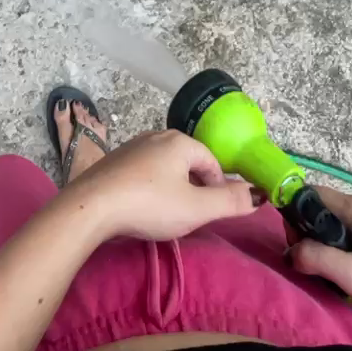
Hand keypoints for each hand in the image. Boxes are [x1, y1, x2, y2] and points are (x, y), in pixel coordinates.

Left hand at [60, 130, 263, 241]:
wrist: (93, 204)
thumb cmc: (150, 204)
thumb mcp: (197, 208)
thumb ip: (230, 201)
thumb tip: (258, 194)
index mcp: (179, 141)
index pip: (211, 161)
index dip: (217, 188)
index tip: (211, 212)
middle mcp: (156, 135)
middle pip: (188, 161)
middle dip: (194, 187)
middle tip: (190, 215)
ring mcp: (133, 145)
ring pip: (165, 166)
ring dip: (173, 187)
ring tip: (168, 213)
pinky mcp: (115, 159)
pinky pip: (144, 171)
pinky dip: (150, 187)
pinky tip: (144, 206)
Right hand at [290, 187, 351, 335]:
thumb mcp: (351, 275)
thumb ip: (314, 258)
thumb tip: (290, 252)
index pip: (311, 194)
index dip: (295, 215)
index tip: (296, 244)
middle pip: (328, 209)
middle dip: (313, 233)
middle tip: (313, 263)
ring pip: (346, 224)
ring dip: (333, 243)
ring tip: (336, 272)